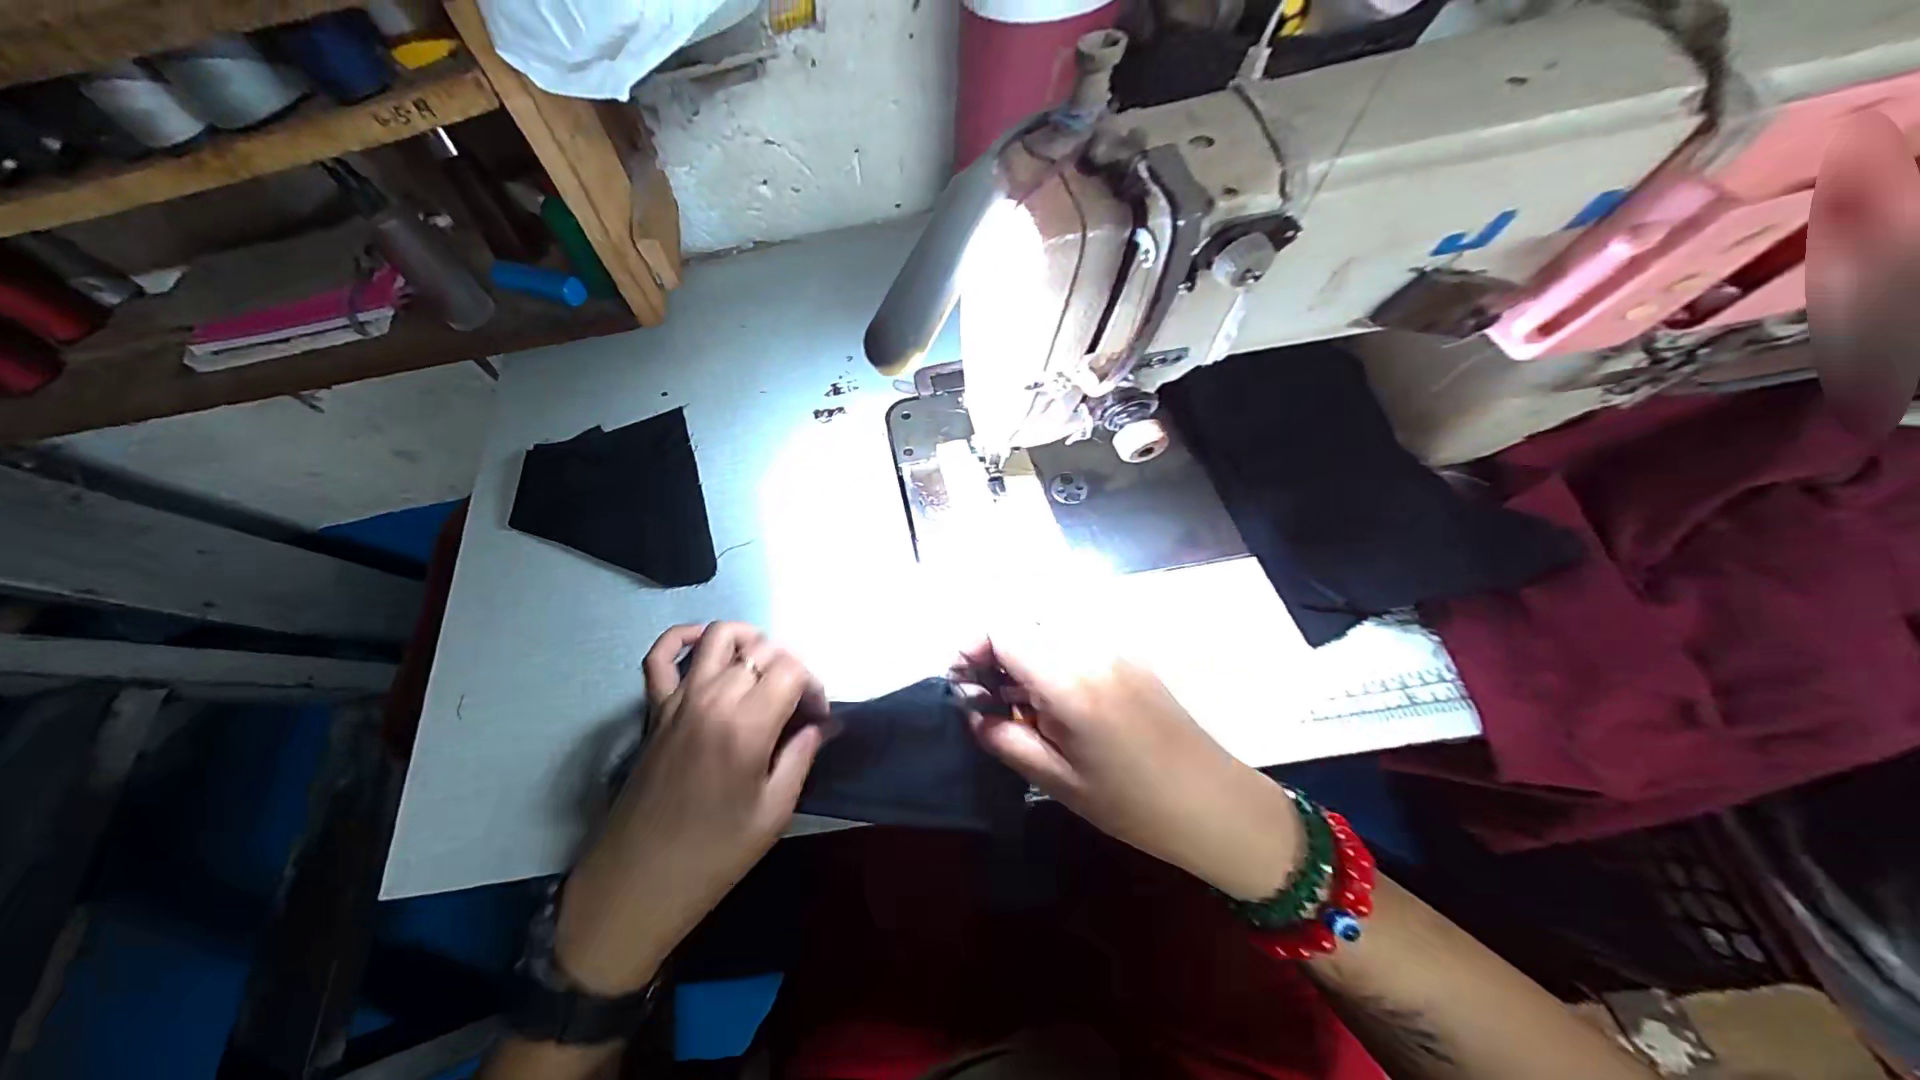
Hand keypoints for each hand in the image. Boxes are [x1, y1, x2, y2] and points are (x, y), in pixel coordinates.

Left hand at [554, 622, 829, 994]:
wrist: (639, 881)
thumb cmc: (714, 854)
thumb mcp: (775, 811)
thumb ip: (801, 755)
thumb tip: (822, 723)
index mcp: (747, 725)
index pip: (792, 670)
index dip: (814, 686)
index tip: (817, 719)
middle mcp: (712, 698)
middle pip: (762, 650)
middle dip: (790, 668)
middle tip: (796, 706)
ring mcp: (678, 699)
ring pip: (718, 636)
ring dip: (750, 641)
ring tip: (764, 670)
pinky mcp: (654, 709)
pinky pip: (661, 655)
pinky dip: (684, 638)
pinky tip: (706, 645)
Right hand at [953, 629, 1302, 900]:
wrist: (1215, 803)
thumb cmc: (1132, 803)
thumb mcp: (1057, 779)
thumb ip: (1003, 738)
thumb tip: (973, 710)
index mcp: (1070, 679)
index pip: (1003, 629)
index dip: (972, 647)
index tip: (963, 681)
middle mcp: (1091, 647)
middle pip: (1023, 620)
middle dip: (994, 650)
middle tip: (987, 696)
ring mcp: (1115, 646)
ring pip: (1048, 626)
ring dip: (1023, 652)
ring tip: (1019, 702)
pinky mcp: (1129, 654)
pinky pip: (1075, 638)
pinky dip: (1051, 656)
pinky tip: (1055, 699)